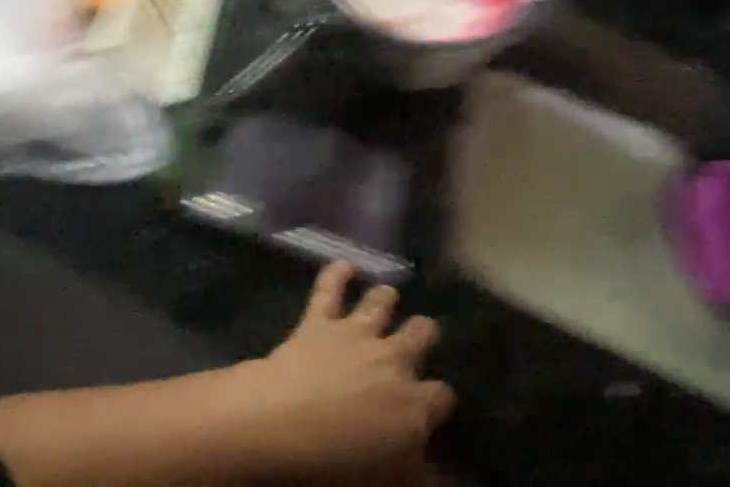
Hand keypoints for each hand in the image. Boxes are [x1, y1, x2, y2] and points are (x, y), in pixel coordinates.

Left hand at [223, 263, 454, 480]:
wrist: (287, 422)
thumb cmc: (339, 463)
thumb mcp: (388, 478)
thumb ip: (412, 470)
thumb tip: (430, 472)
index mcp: (414, 405)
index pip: (442, 396)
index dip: (439, 400)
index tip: (434, 404)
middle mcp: (393, 360)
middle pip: (421, 334)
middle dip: (424, 332)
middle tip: (421, 332)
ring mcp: (356, 334)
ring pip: (380, 303)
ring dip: (385, 297)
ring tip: (388, 293)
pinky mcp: (319, 320)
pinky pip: (329, 288)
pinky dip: (337, 272)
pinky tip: (345, 264)